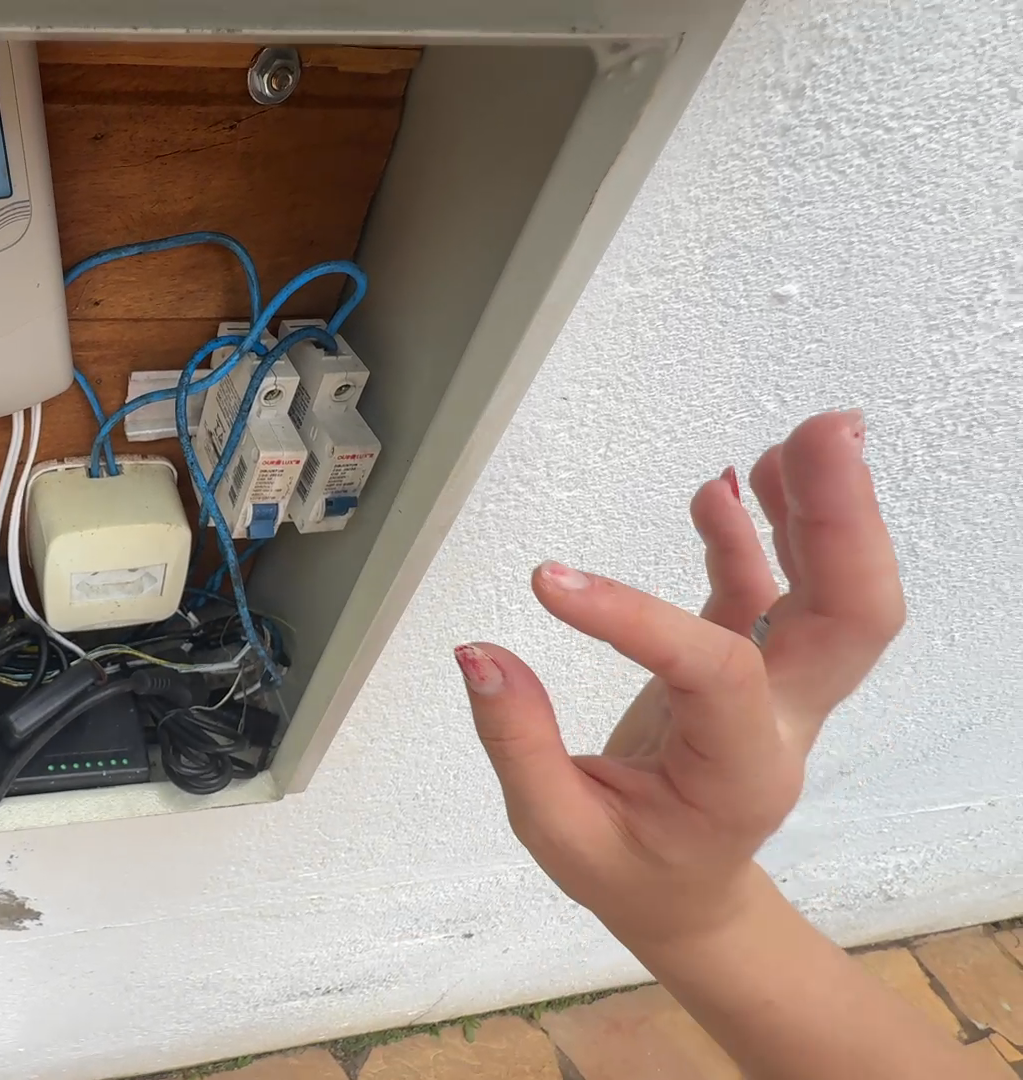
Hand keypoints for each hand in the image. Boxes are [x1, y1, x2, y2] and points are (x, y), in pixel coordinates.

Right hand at [454, 409, 904, 949]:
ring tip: (801, 435)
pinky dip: (760, 536)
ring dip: (825, 511)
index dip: (631, 616)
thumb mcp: (553, 824)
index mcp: (738, 769)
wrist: (687, 895)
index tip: (544, 582)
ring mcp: (773, 693)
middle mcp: (779, 722)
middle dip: (843, 520)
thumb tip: (478, 652)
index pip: (710, 667)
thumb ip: (516, 740)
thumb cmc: (621, 868)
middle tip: (823, 431)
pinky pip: (770, 596)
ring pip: (835, 597)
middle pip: (852, 615)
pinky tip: (727, 486)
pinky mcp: (745, 673)